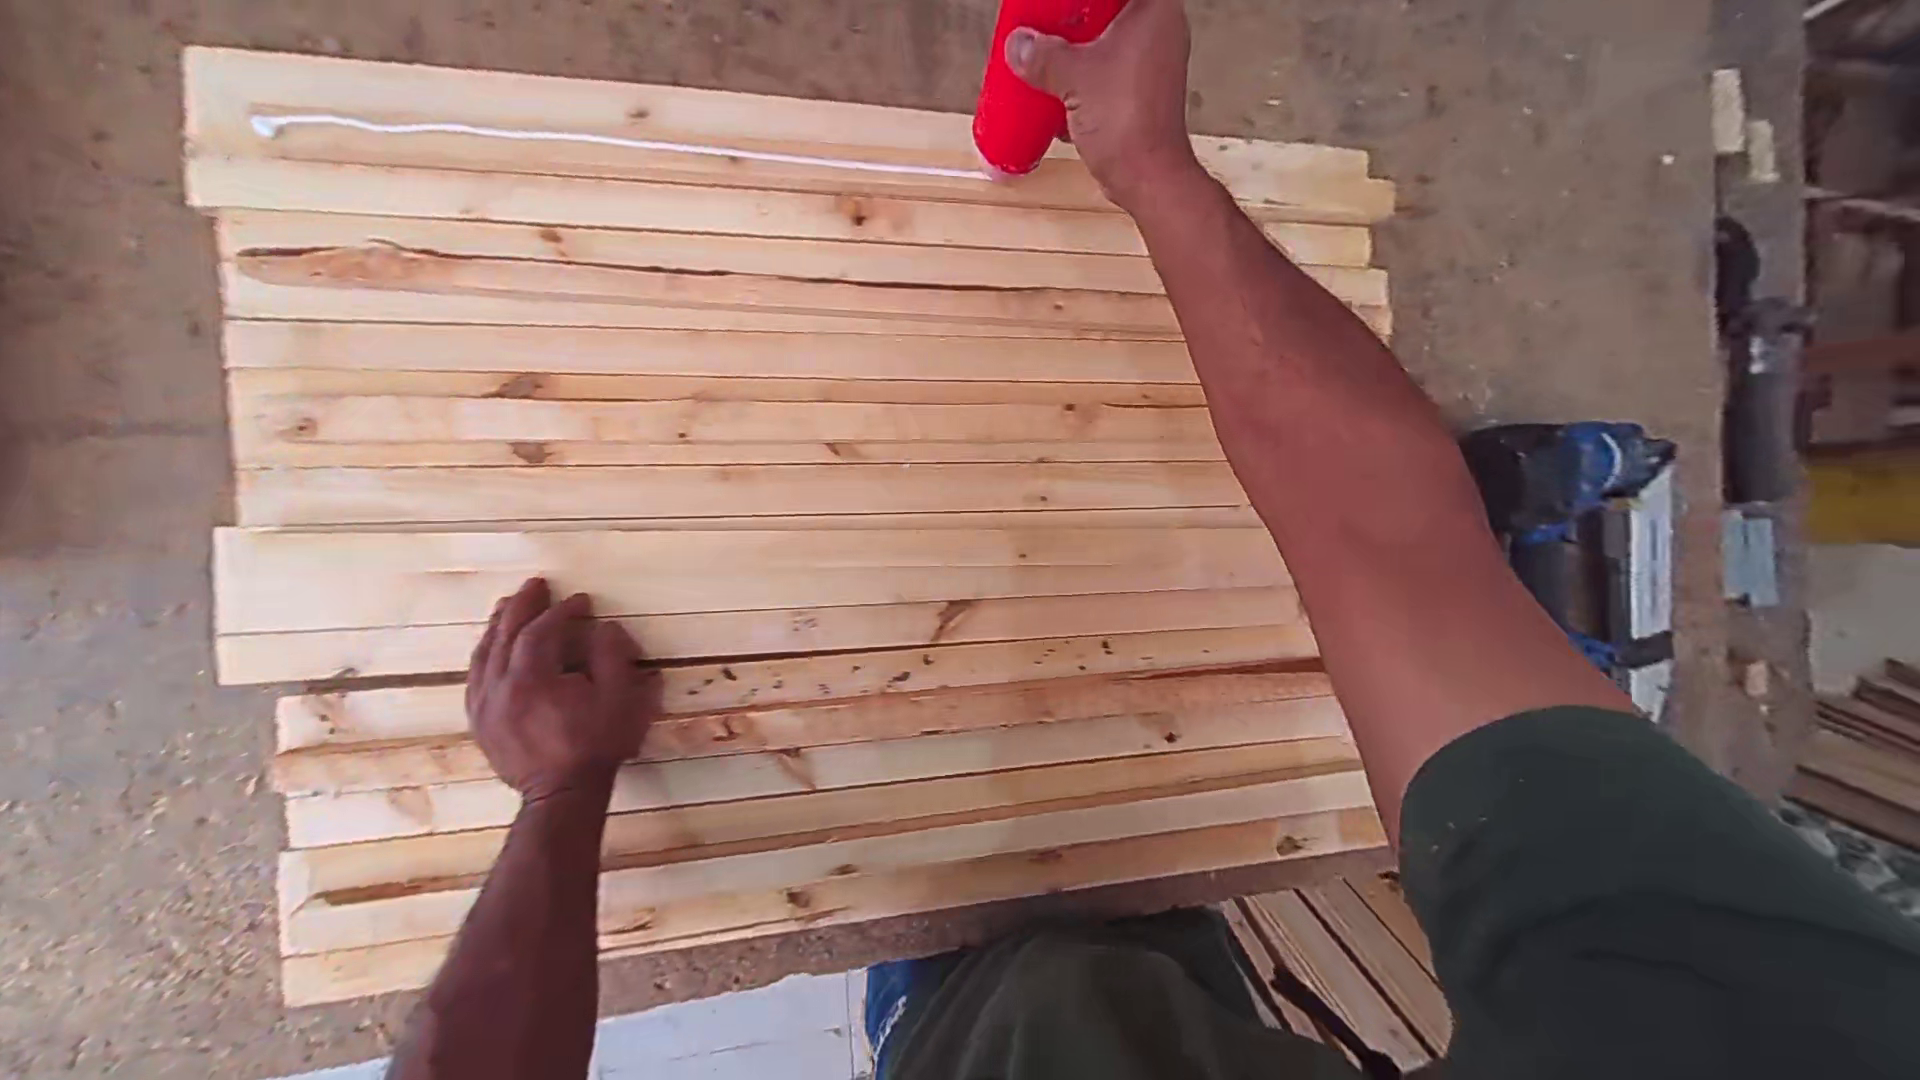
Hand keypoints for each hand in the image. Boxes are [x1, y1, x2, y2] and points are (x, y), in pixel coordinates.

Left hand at [466, 577, 659, 802]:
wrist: (562, 793)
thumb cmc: (597, 744)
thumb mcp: (619, 698)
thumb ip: (612, 657)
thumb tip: (605, 628)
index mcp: (532, 680)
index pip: (541, 632)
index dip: (561, 611)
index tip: (581, 600)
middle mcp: (498, 688)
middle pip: (504, 635)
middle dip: (522, 607)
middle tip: (536, 585)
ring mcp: (483, 706)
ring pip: (483, 655)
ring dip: (499, 626)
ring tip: (508, 606)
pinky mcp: (480, 722)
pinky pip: (474, 677)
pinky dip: (485, 653)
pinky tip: (492, 647)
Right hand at [1003, 0, 1203, 211]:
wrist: (1146, 177)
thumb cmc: (1126, 121)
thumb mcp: (1074, 80)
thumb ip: (1044, 57)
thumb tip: (1019, 45)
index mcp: (1153, 8)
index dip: (1086, 0)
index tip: (1061, 7)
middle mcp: (1161, 30)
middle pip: (1112, 12)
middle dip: (1078, 19)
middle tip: (1050, 23)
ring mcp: (1154, 66)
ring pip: (1111, 44)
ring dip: (1081, 52)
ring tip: (1051, 56)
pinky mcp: (1143, 98)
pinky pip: (1110, 77)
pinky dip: (1088, 82)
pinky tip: (1063, 92)